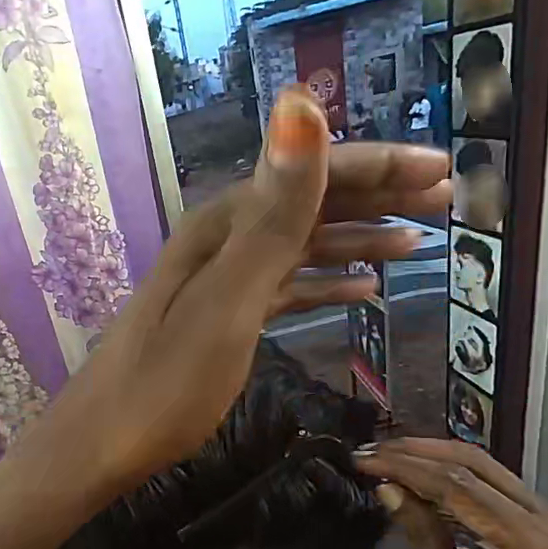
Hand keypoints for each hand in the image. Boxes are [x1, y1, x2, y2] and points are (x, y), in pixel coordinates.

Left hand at [38, 88, 448, 496]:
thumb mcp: (227, 300)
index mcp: (226, 225)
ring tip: (416, 242)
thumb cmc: (166, 384)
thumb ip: (273, 213)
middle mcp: (223, 241)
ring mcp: (221, 280)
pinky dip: (326, 284)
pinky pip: (285, 287)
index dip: (380, 165)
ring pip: (301, 245)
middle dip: (378, 196)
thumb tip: (301, 104)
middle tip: (445, 199)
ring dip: (358, 239)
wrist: (102, 444)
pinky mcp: (223, 317)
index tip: (444, 168)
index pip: (312, 173)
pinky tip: (360, 292)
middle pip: (310, 203)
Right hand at [354, 439, 547, 548]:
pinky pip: (497, 489)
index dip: (402, 465)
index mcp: (528, 539)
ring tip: (388, 458)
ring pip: (487, 469)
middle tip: (370, 451)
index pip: (454, 482)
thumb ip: (422, 536)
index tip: (362, 459)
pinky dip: (456, 479)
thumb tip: (388, 489)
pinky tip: (423, 481)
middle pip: (474, 462)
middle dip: (416, 451)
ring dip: (435, 459)